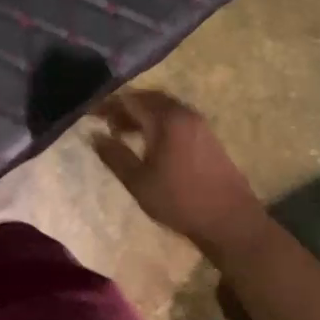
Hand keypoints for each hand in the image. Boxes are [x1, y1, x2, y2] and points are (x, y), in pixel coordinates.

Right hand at [91, 89, 269, 255]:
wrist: (231, 221)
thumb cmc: (180, 201)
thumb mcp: (138, 181)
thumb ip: (113, 155)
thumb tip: (93, 135)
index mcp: (165, 119)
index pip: (129, 99)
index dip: (106, 104)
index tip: (88, 113)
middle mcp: (183, 113)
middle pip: (147, 98)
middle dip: (124, 106)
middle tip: (105, 121)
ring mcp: (199, 123)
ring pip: (163, 106)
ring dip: (141, 113)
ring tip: (123, 132)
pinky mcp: (207, 135)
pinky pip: (175, 116)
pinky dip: (157, 120)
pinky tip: (149, 141)